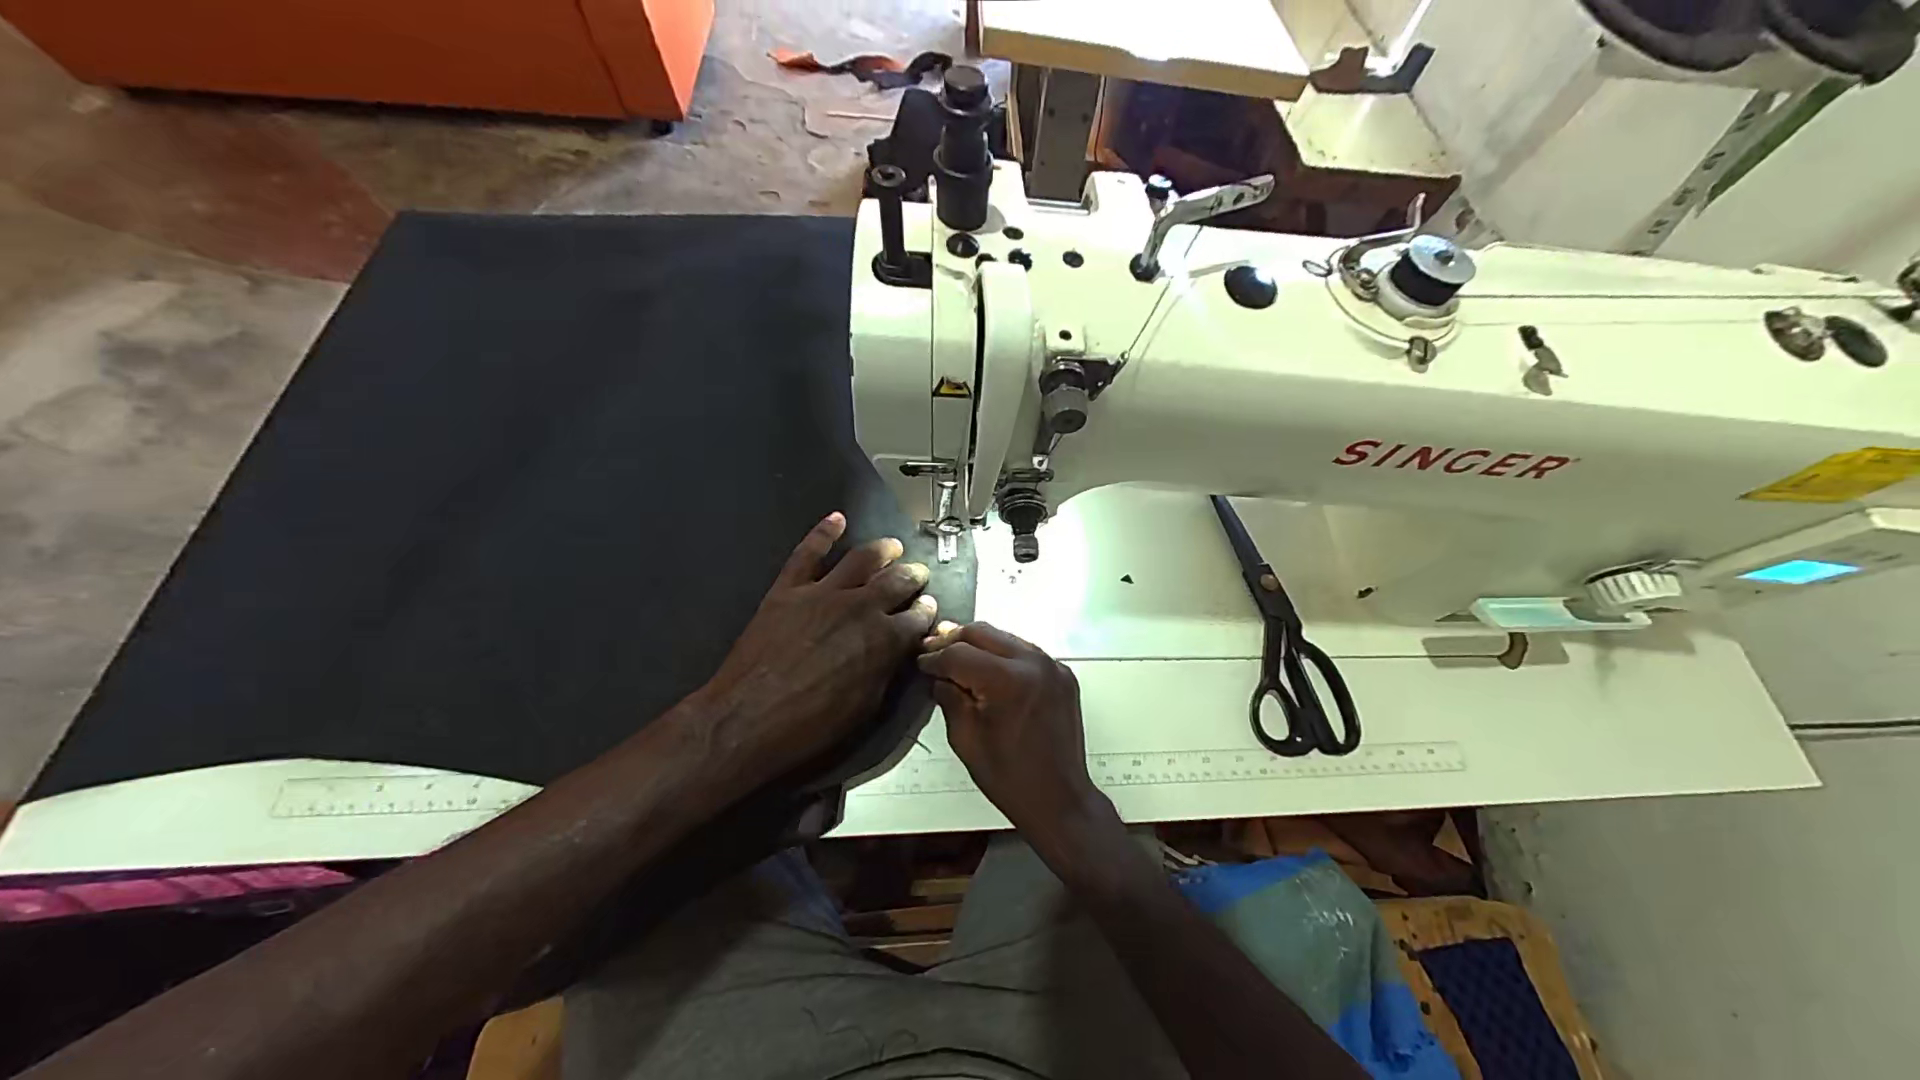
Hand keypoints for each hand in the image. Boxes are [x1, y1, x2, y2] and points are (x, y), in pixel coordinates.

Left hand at [698, 512, 938, 783]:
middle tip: (918, 574)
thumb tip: (895, 652)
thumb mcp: (865, 706)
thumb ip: (885, 670)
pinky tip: (836, 519)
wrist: (748, 719)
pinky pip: (808, 553)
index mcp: (884, 640)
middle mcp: (860, 608)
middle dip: (912, 576)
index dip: (926, 611)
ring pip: (862, 559)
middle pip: (896, 581)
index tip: (928, 607)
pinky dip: (823, 533)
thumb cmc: (811, 725)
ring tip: (893, 546)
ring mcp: (823, 593)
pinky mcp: (788, 589)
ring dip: (882, 549)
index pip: (917, 617)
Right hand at [918, 623, 1110, 846]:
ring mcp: (1053, 666)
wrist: (1058, 798)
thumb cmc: (1009, 777)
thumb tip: (939, 675)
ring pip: (1005, 637)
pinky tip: (989, 669)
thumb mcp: (965, 738)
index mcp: (1008, 681)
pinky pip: (1026, 653)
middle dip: (954, 640)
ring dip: (979, 644)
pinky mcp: (1063, 675)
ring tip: (956, 655)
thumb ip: (949, 697)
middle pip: (983, 633)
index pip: (959, 653)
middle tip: (932, 650)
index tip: (921, 663)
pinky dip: (1003, 655)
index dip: (935, 657)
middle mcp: (1034, 664)